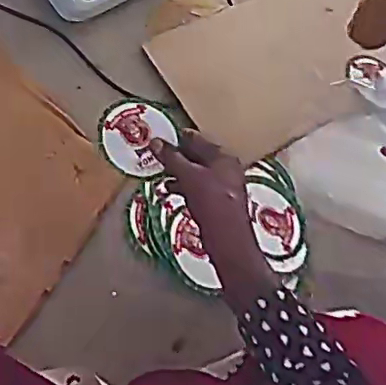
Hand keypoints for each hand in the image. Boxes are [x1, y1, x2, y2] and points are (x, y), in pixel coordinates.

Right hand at [149, 130, 277, 309]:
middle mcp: (227, 170)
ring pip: (196, 173)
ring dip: (178, 173)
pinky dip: (184, 187)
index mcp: (224, 158)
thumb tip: (155, 142)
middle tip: (156, 155)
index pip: (197, 139)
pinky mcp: (218, 205)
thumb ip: (172, 159)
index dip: (178, 137)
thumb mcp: (189, 178)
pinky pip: (197, 188)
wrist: (230, 247)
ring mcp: (224, 188)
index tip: (160, 137)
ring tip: (160, 173)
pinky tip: (171, 191)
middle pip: (197, 156)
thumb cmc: (213, 206)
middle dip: (177, 156)